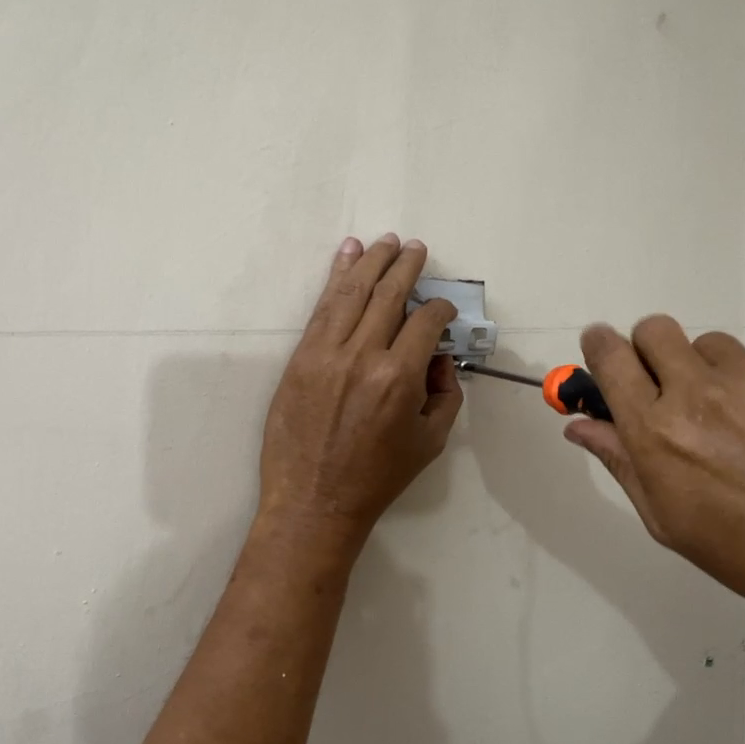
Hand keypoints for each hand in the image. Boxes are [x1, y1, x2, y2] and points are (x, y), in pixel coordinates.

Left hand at [257, 235, 462, 540]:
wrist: (315, 501)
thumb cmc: (377, 478)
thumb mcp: (429, 442)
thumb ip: (444, 394)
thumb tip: (437, 358)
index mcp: (399, 378)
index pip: (425, 322)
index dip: (440, 310)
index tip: (444, 309)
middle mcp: (363, 356)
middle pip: (388, 295)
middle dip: (406, 267)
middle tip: (416, 249)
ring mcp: (326, 354)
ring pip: (351, 292)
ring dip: (370, 262)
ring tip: (384, 242)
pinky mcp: (300, 358)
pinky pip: (321, 309)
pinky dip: (334, 279)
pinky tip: (345, 257)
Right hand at [563, 316, 744, 617]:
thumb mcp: (668, 520)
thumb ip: (622, 461)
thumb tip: (581, 423)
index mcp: (658, 433)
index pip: (611, 358)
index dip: (600, 346)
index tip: (603, 349)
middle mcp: (702, 393)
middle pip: (656, 330)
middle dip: (651, 351)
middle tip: (667, 387)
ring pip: (713, 347)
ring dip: (709, 372)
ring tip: (738, 424)